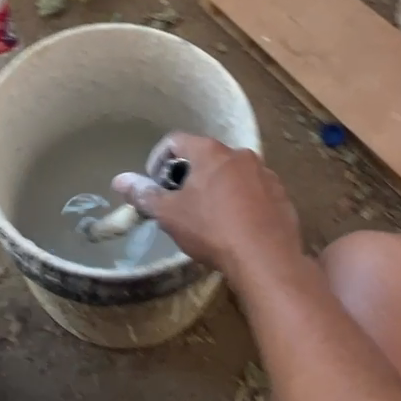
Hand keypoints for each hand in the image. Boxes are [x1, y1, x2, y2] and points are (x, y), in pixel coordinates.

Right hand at [113, 133, 302, 285]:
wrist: (267, 259)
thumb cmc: (212, 230)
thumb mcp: (170, 214)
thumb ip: (144, 194)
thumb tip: (119, 180)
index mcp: (209, 151)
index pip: (175, 141)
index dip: (158, 160)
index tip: (155, 184)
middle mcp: (239, 154)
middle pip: (205, 157)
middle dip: (189, 176)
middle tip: (180, 204)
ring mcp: (264, 173)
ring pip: (231, 174)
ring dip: (217, 188)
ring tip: (209, 218)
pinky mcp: (281, 195)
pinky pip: (254, 191)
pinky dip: (242, 202)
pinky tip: (237, 227)